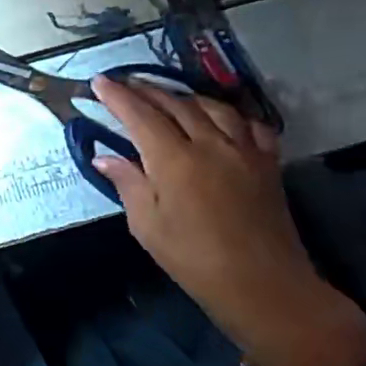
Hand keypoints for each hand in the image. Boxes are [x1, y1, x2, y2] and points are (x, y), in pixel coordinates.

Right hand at [92, 77, 365, 365]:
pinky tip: (219, 118)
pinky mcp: (267, 163)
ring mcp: (244, 151)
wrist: (262, 283)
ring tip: (165, 95)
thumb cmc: (192, 257)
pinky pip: (249, 124)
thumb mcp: (146, 224)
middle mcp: (211, 145)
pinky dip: (227, 114)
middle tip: (124, 83)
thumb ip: (128, 183)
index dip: (117, 96)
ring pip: (213, 107)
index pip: (140, 116)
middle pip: (176, 104)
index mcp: (175, 160)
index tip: (99, 82)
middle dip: (147, 90)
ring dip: (184, 96)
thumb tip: (105, 158)